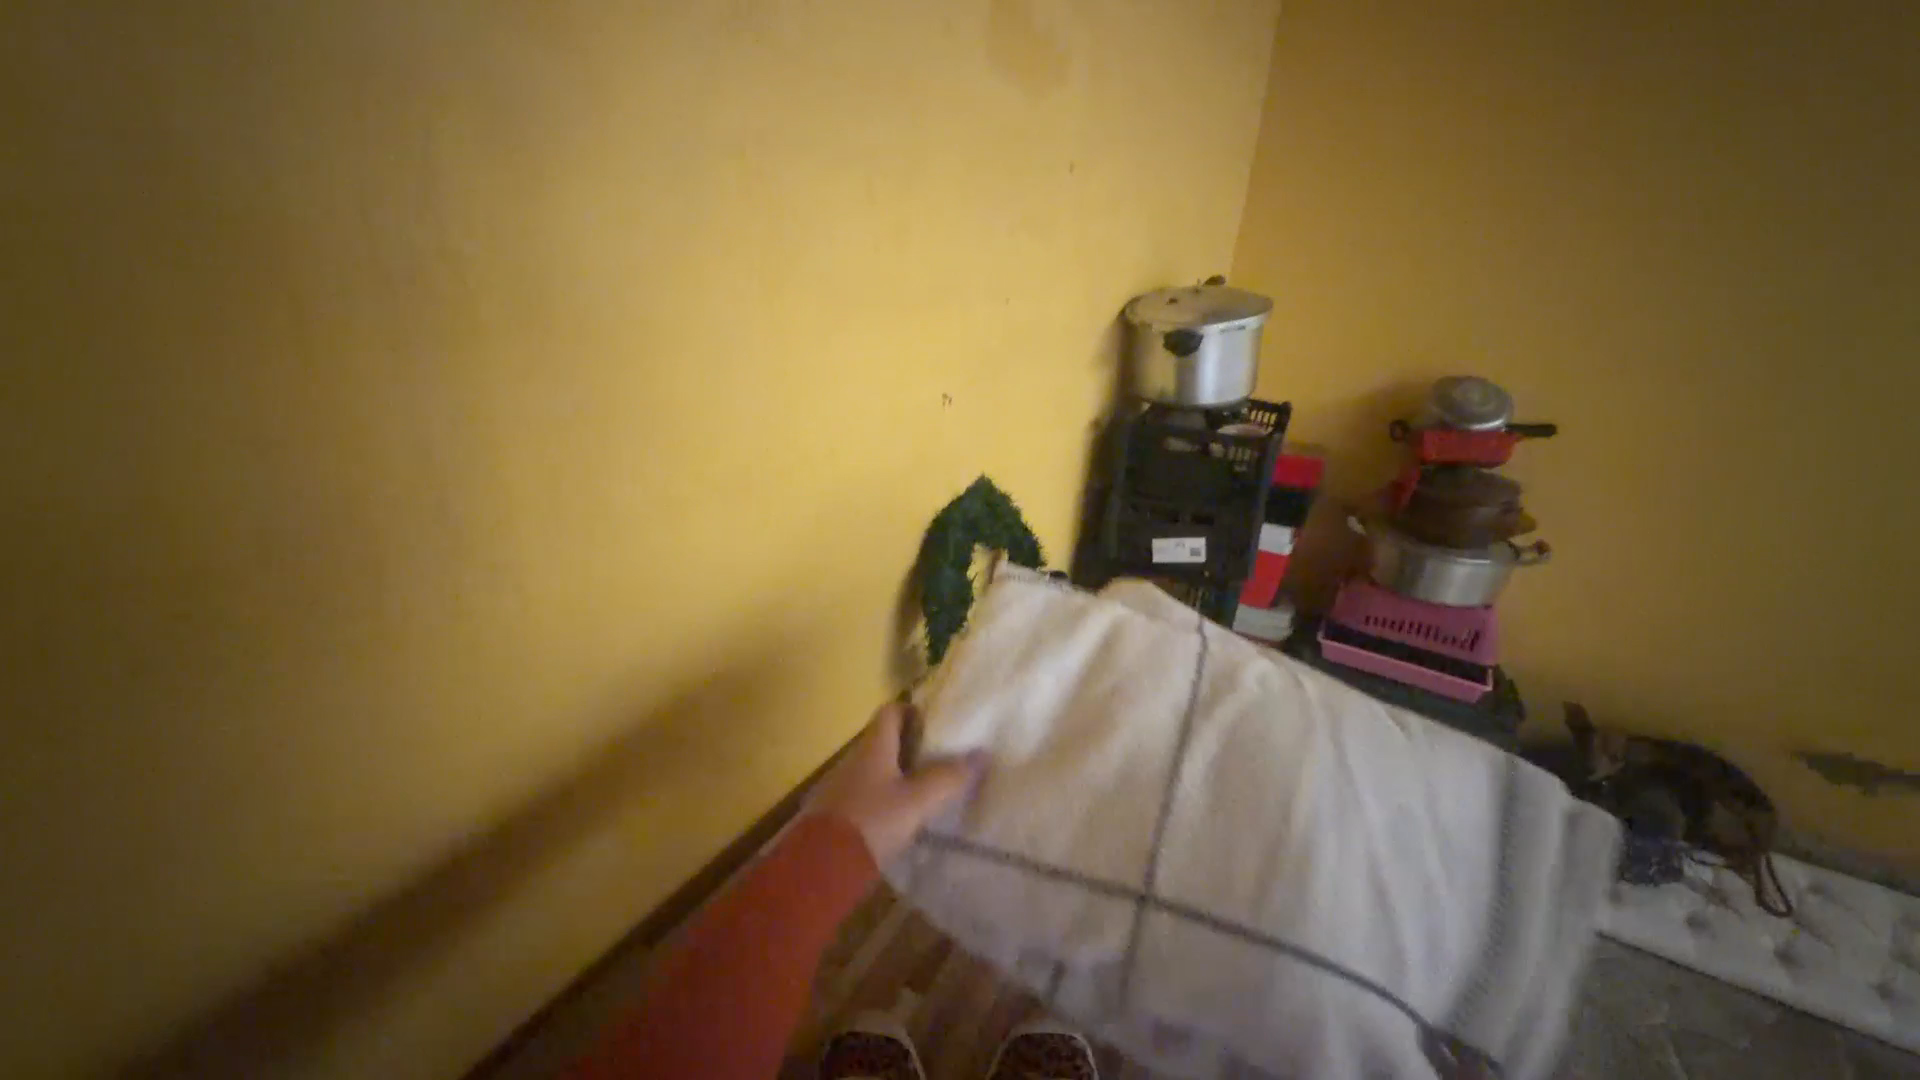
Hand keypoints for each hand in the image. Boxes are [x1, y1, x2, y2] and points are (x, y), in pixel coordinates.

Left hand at [808, 703, 985, 863]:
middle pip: (883, 740)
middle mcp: (854, 758)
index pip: (891, 711)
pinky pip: (865, 794)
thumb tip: (982, 753)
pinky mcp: (835, 813)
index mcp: (873, 746)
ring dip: (898, 774)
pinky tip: (901, 818)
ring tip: (927, 789)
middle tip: (941, 758)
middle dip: (910, 746)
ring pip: (874, 769)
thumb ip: (948, 777)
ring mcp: (841, 786)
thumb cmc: (872, 821)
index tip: (936, 725)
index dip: (912, 711)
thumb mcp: (918, 801)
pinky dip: (884, 798)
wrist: (820, 866)